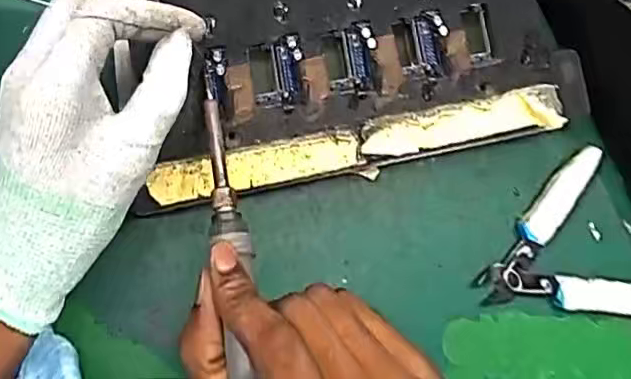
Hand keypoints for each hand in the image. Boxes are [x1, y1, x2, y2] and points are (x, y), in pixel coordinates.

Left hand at [0, 0, 207, 334]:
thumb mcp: (134, 149)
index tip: (187, 26)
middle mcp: (28, 67)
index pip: (104, 16)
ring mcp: (22, 74)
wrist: (21, 254)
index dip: (152, 12)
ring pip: (63, 9)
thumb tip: (181, 41)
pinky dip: (94, 17)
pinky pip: (60, 33)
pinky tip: (122, 21)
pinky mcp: (25, 85)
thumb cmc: (77, 210)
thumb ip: (163, 86)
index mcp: (52, 81)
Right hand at [180, 241, 440, 378]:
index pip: (275, 340)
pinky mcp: (419, 367)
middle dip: (274, 317)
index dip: (240, 299)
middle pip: (300, 311)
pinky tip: (331, 340)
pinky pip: (364, 308)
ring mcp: (400, 376)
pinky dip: (339, 313)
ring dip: (305, 312)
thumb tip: (211, 289)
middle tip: (265, 348)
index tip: (220, 263)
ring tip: (301, 349)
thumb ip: (216, 360)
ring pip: (331, 300)